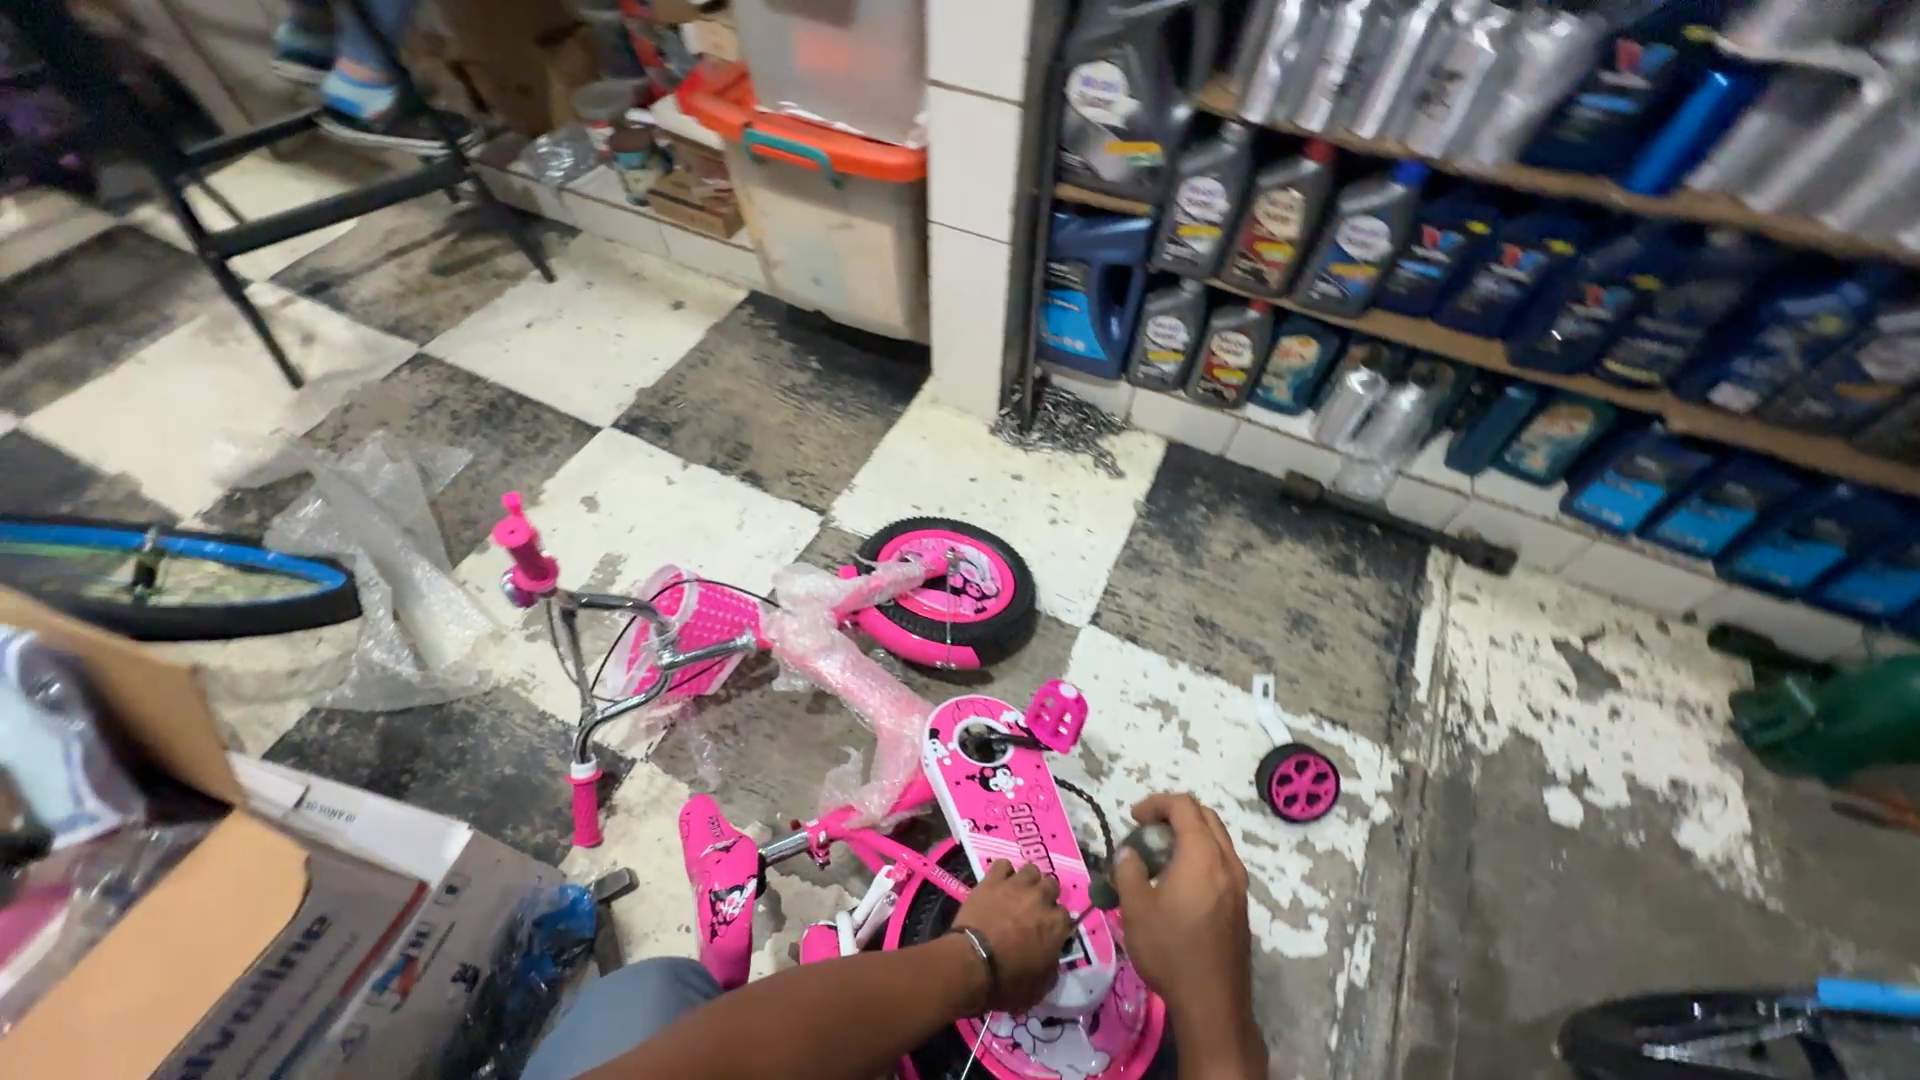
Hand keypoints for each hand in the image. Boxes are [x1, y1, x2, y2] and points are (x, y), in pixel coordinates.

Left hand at [950, 860, 1072, 1014]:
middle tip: (1033, 910)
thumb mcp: (1040, 988)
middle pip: (1051, 885)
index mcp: (1056, 925)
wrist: (971, 964)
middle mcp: (1041, 899)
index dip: (1056, 924)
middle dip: (1045, 896)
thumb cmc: (1007, 982)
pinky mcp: (992, 880)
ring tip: (1018, 893)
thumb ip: (1051, 968)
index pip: (1066, 916)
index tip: (1048, 933)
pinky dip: (1003, 873)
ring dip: (1028, 881)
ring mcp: (1016, 885)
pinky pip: (1003, 865)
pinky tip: (998, 884)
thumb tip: (1051, 959)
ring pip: (1031, 870)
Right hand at [1113, 794, 1264, 1074]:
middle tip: (1147, 830)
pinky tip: (1179, 882)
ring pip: (1217, 839)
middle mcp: (1227, 862)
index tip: (1133, 818)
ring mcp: (1239, 885)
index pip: (1183, 806)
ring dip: (1189, 835)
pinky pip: (1222, 862)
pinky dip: (1200, 856)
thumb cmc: (1170, 950)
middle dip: (1174, 814)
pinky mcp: (1241, 905)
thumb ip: (1128, 870)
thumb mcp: (1135, 908)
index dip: (1155, 803)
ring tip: (1160, 856)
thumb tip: (1130, 853)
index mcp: (1202, 855)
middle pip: (1205, 816)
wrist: (1212, 1003)